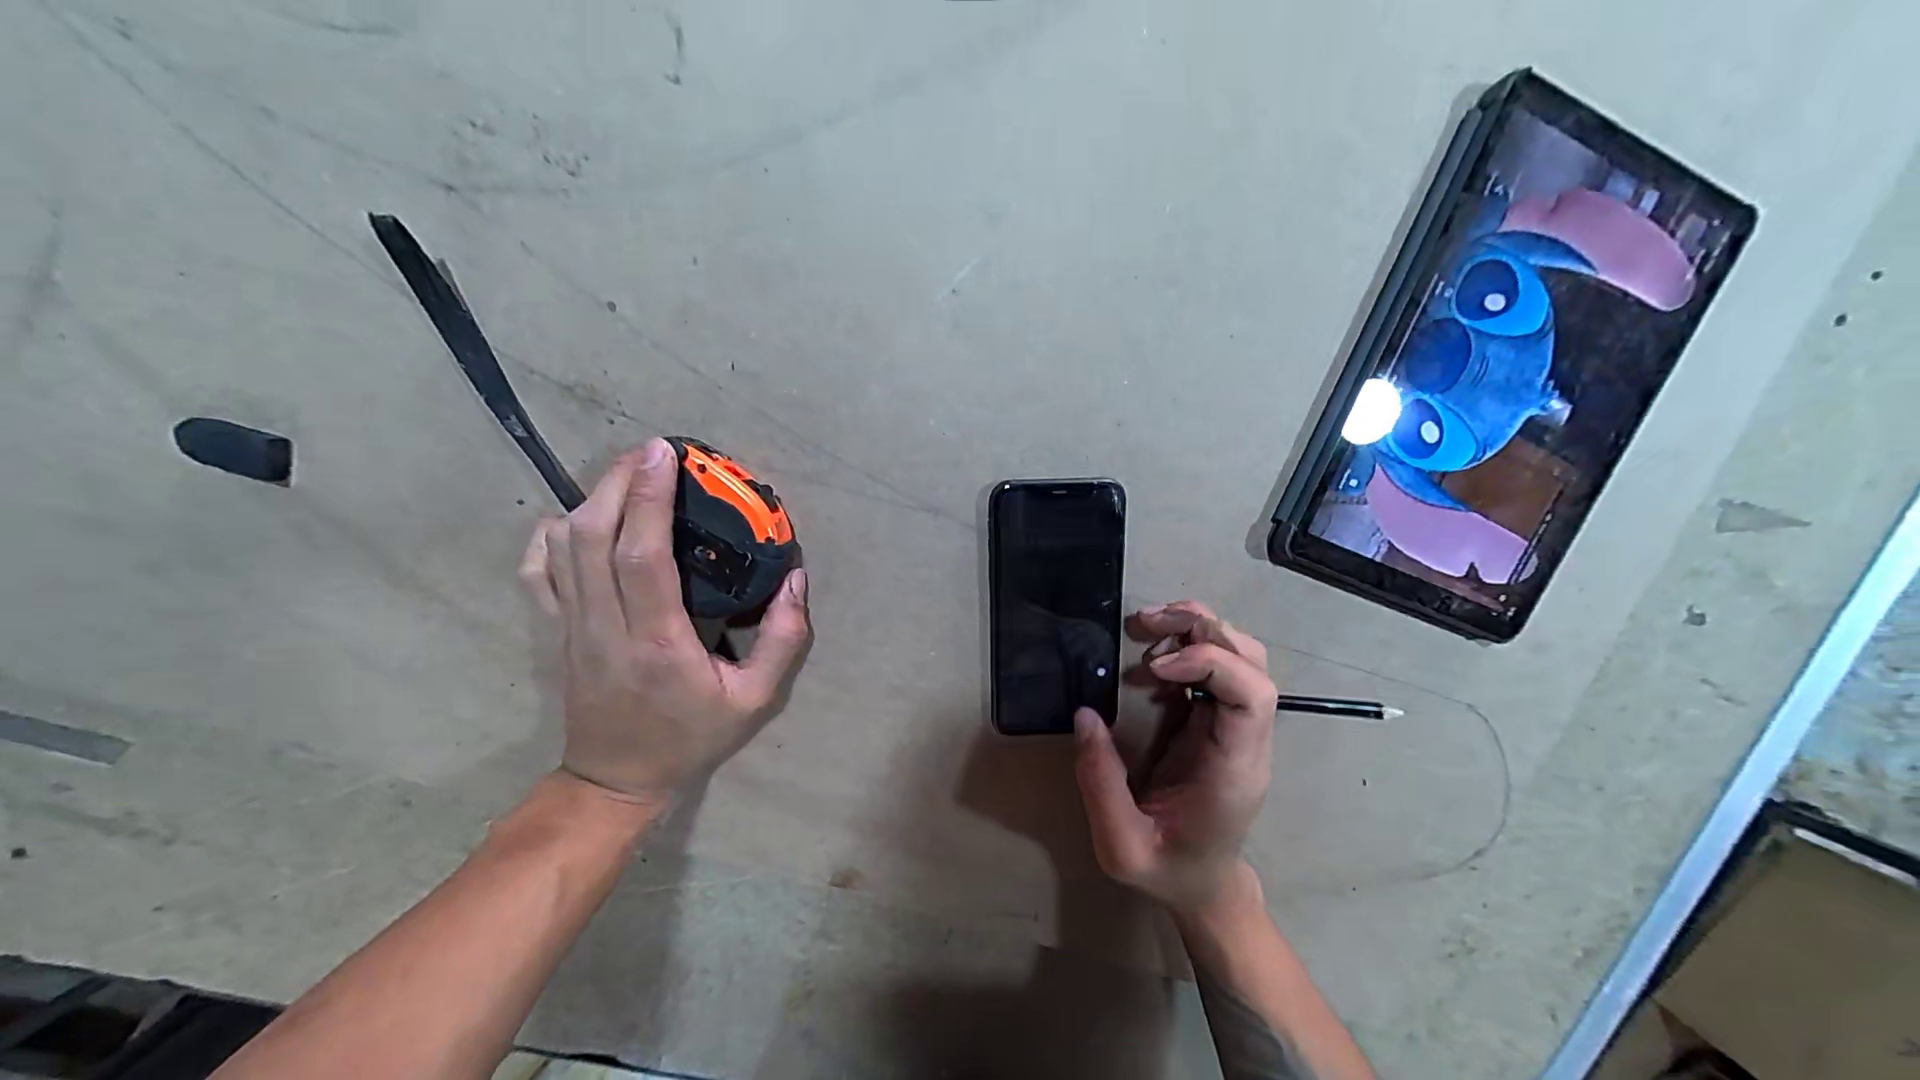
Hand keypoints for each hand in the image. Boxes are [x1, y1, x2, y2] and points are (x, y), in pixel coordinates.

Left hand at [519, 438, 810, 804]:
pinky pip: (537, 573)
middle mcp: (606, 627)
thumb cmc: (690, 737)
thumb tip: (795, 579)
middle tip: (649, 451)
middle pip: (594, 536)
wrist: (616, 780)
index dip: (649, 498)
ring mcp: (572, 628)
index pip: (642, 556)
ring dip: (591, 498)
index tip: (665, 455)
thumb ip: (783, 640)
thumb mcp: (756, 700)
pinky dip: (549, 535)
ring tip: (625, 473)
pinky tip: (573, 517)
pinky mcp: (556, 632)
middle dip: (619, 481)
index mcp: (658, 642)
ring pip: (564, 547)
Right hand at [1072, 600, 1276, 916]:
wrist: (1204, 887)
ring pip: (1242, 656)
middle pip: (1252, 662)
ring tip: (1146, 626)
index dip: (1209, 663)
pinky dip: (1188, 646)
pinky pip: (1219, 668)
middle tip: (1144, 624)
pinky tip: (1151, 651)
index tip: (1152, 668)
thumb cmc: (1168, 870)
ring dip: (1197, 629)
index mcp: (1235, 768)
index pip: (1252, 694)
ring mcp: (1236, 728)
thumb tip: (1084, 715)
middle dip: (1201, 628)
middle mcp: (1246, 740)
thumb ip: (1100, 782)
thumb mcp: (1121, 844)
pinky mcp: (1219, 723)